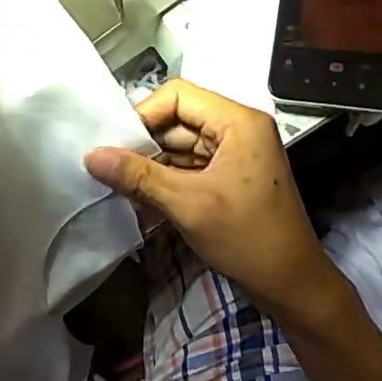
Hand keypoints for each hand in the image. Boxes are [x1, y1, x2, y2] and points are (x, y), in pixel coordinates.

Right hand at [85, 80, 343, 320]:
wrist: (291, 284)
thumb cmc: (246, 238)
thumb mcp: (188, 204)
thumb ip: (138, 176)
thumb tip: (90, 156)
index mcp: (238, 122)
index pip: (178, 96)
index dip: (143, 116)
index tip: (115, 146)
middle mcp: (238, 129)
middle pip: (177, 120)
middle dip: (143, 144)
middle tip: (110, 168)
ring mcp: (234, 154)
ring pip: (179, 146)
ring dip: (151, 165)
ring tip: (119, 185)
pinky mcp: (228, 178)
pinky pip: (188, 167)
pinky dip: (164, 180)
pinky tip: (139, 197)